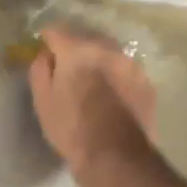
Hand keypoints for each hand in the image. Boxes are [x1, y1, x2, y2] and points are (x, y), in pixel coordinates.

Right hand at [26, 25, 156, 170]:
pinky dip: (116, 78)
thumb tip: (44, 55)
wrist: (115, 155)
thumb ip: (40, 70)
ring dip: (98, 63)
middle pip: (87, 39)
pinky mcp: (146, 83)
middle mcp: (108, 49)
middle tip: (67, 71)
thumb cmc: (71, 127)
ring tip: (92, 85)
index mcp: (78, 50)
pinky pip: (125, 72)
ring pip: (109, 54)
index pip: (56, 31)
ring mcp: (132, 65)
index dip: (46, 40)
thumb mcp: (42, 101)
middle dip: (75, 50)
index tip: (43, 52)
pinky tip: (111, 99)